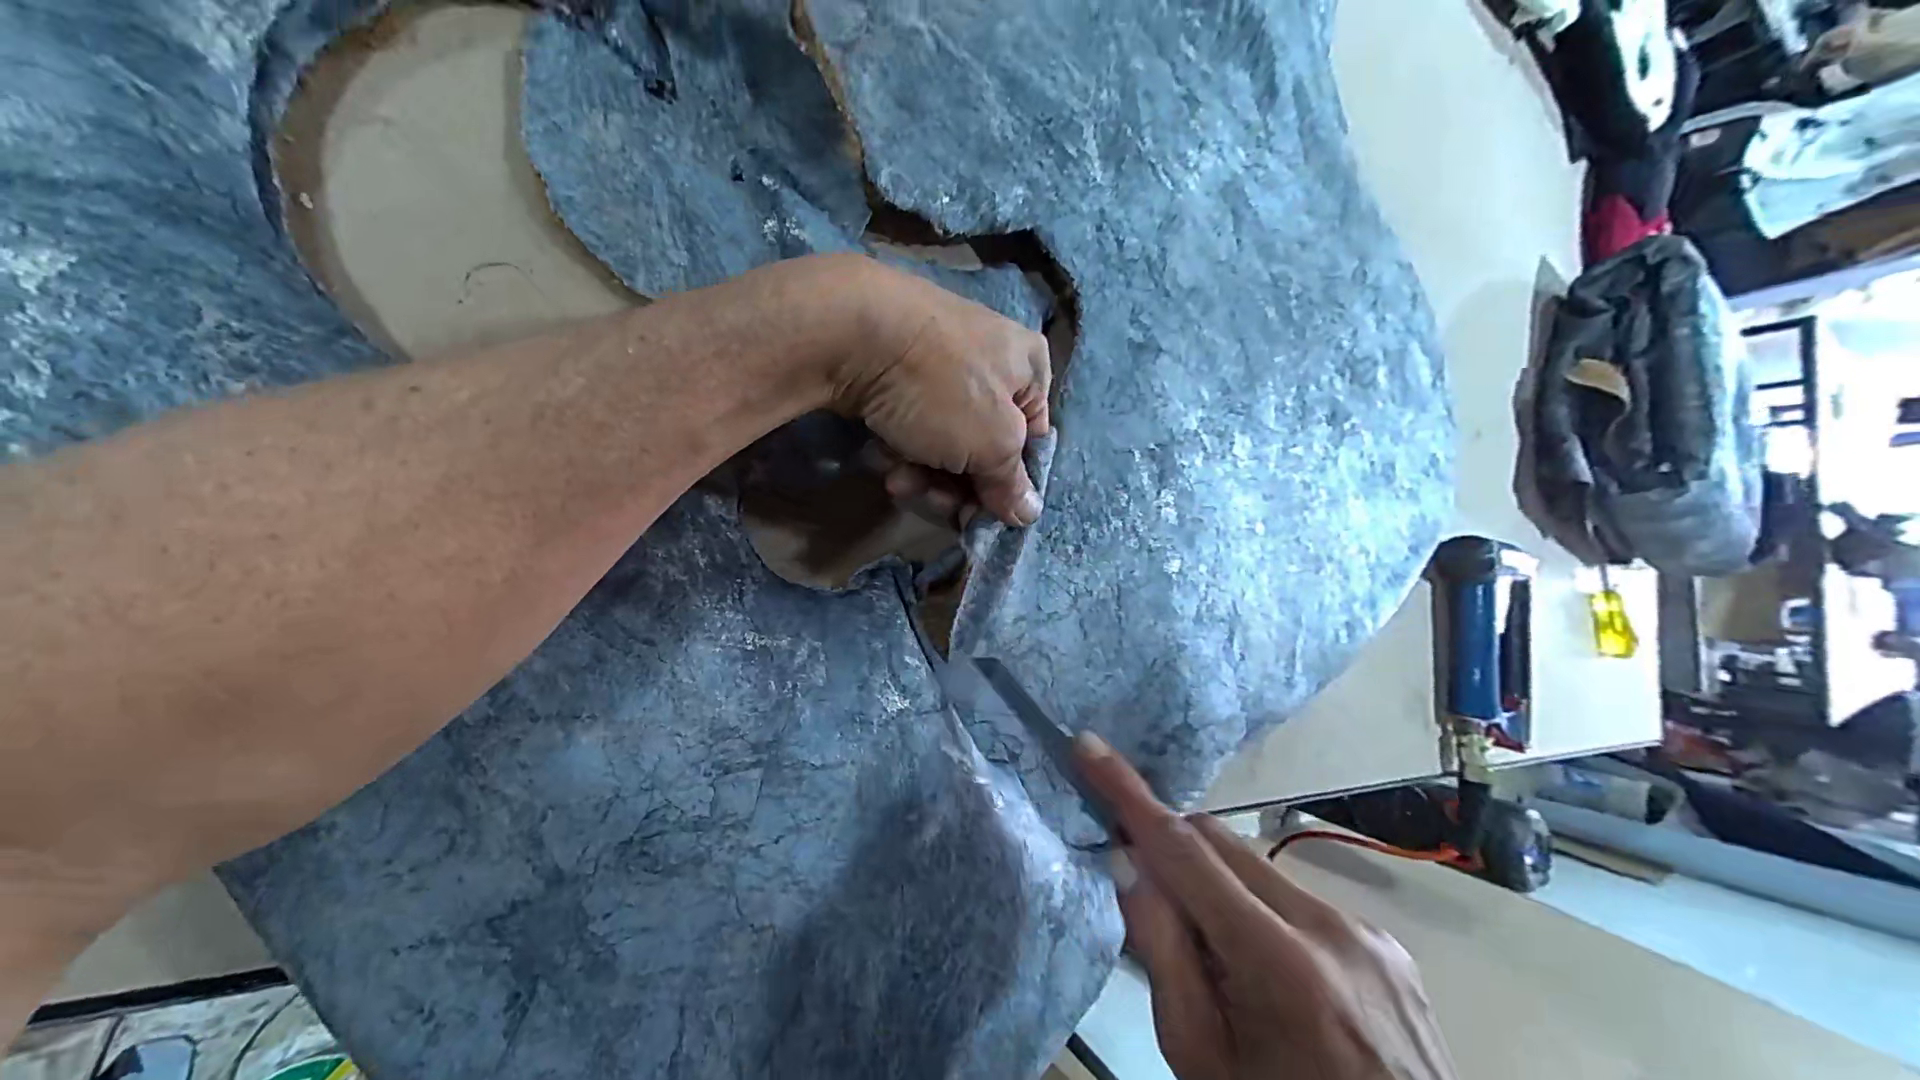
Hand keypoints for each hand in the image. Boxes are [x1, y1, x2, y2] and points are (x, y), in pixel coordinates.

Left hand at [784, 255, 1051, 525]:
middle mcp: (991, 362)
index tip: (979, 519)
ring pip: (946, 444)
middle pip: (985, 450)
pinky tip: (881, 454)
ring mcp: (942, 365)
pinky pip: (913, 425)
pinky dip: (901, 448)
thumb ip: (1011, 482)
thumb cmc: (941, 388)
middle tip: (933, 501)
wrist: (849, 332)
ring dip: (924, 474)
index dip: (1008, 489)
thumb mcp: (992, 443)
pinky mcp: (899, 374)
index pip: (1032, 444)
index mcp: (1029, 368)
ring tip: (899, 479)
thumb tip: (1029, 513)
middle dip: (957, 486)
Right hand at [1074, 734, 1459, 1079]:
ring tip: (1215, 953)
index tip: (1091, 748)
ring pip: (1258, 865)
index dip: (1130, 794)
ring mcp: (1368, 933)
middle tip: (1143, 884)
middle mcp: (1331, 928)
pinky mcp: (1388, 944)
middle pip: (1222, 842)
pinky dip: (1261, 909)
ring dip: (1217, 883)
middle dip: (1171, 844)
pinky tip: (1268, 970)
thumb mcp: (1198, 1057)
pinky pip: (1298, 897)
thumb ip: (1161, 951)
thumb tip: (1129, 860)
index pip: (1184, 851)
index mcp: (1280, 965)